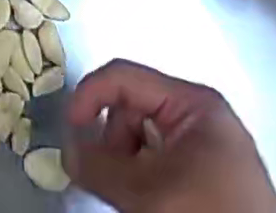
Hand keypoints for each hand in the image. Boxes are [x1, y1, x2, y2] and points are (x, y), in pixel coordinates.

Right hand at [65, 59, 275, 212]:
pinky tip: (145, 205)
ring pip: (143, 137)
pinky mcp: (208, 176)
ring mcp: (207, 146)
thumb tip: (67, 149)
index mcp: (193, 103)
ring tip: (132, 200)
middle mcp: (200, 115)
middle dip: (113, 141)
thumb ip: (99, 166)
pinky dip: (143, 179)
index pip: (124, 77)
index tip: (69, 130)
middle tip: (111, 180)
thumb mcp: (147, 195)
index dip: (89, 96)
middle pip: (132, 107)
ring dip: (126, 165)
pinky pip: (159, 161)